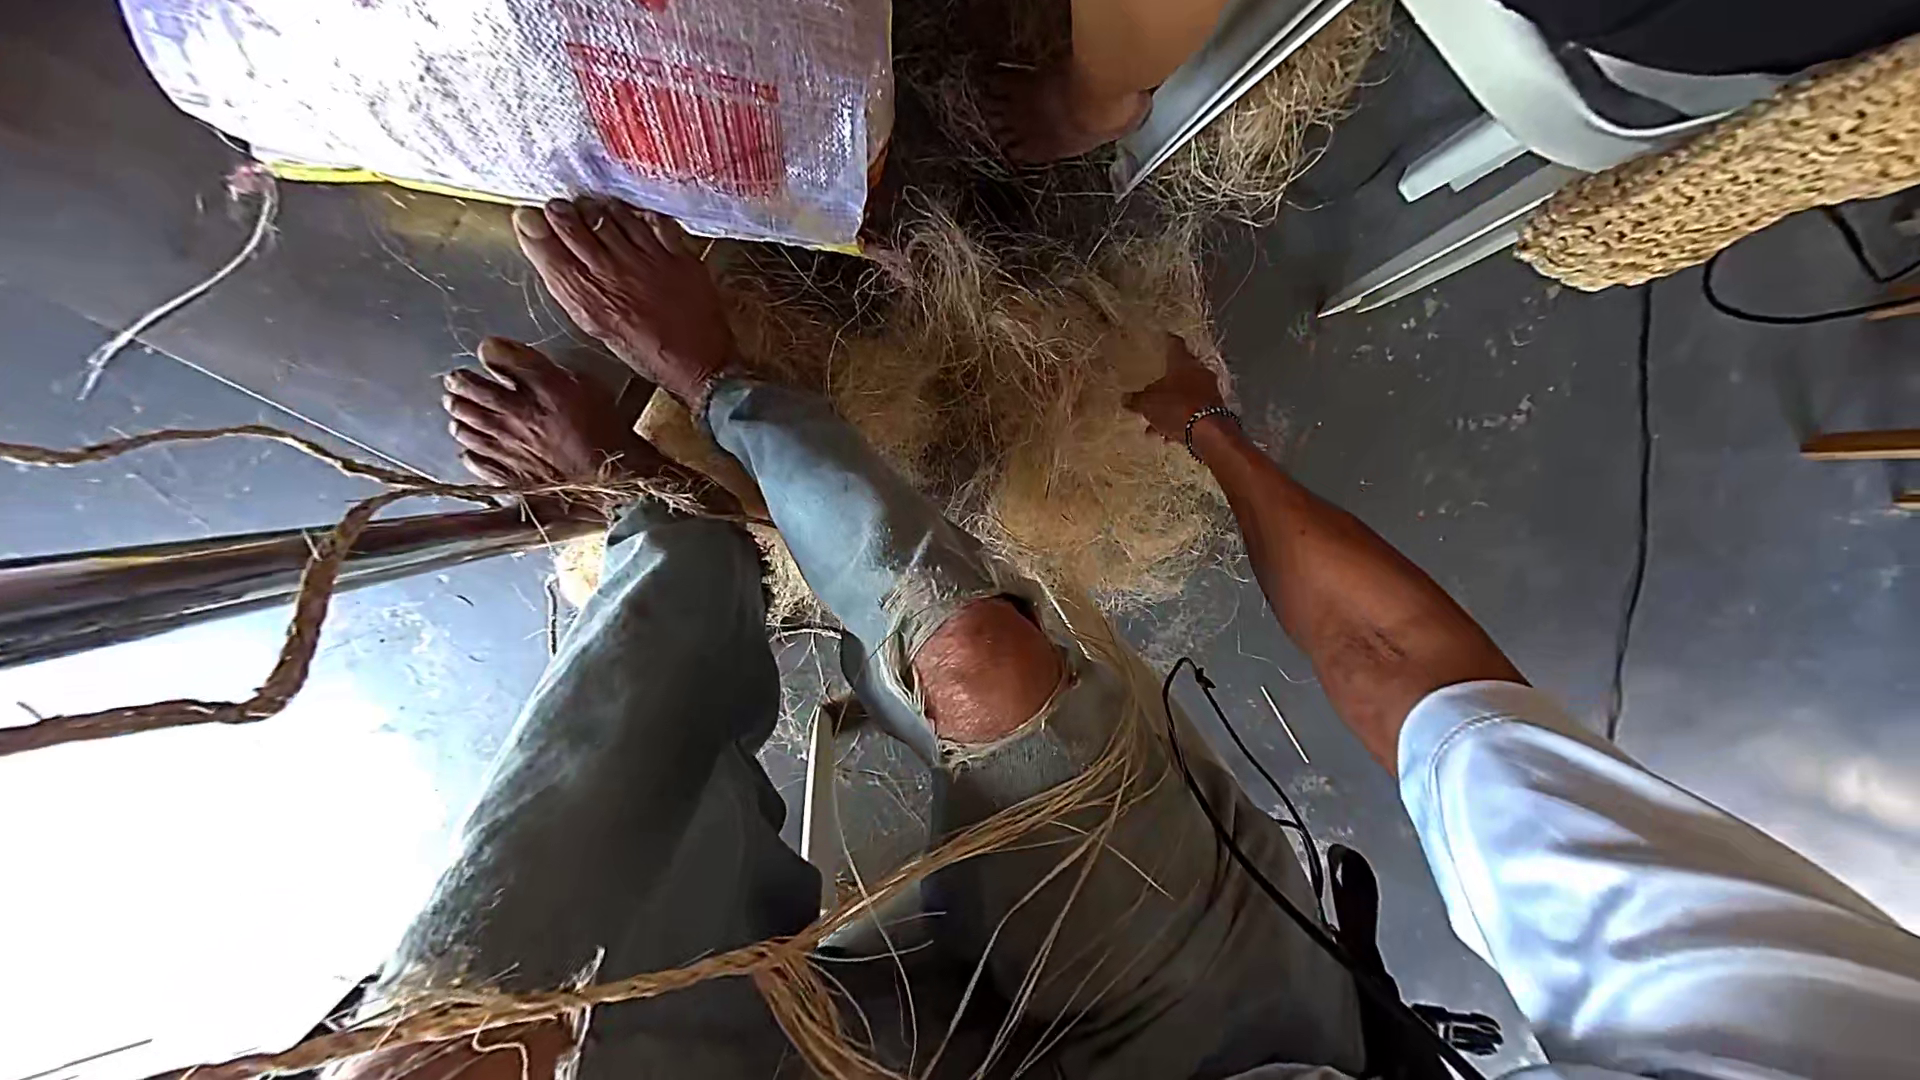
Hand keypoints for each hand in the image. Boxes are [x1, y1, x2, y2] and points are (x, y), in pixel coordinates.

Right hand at [512, 196, 736, 405]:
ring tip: (596, 214)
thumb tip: (545, 246)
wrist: (703, 366)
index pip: (546, 245)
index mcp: (590, 297)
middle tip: (564, 212)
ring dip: (599, 209)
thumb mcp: (600, 327)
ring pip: (611, 215)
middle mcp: (614, 273)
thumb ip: (572, 288)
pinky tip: (636, 222)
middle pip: (573, 223)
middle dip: (562, 212)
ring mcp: (649, 261)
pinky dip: (640, 216)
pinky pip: (653, 221)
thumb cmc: (651, 353)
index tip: (532, 219)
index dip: (534, 226)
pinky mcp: (680, 258)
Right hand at [1122, 334, 1228, 442]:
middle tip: (1152, 387)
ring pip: (1185, 394)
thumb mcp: (1147, 404)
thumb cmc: (1176, 408)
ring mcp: (1209, 391)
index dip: (1167, 341)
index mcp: (1183, 363)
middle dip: (1165, 381)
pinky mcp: (1214, 411)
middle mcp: (1199, 373)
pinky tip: (1166, 433)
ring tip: (1154, 421)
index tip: (1164, 337)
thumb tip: (1126, 398)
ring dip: (1170, 405)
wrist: (1208, 433)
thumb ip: (1135, 400)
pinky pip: (1191, 411)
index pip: (1174, 345)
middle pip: (1180, 372)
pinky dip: (1178, 419)